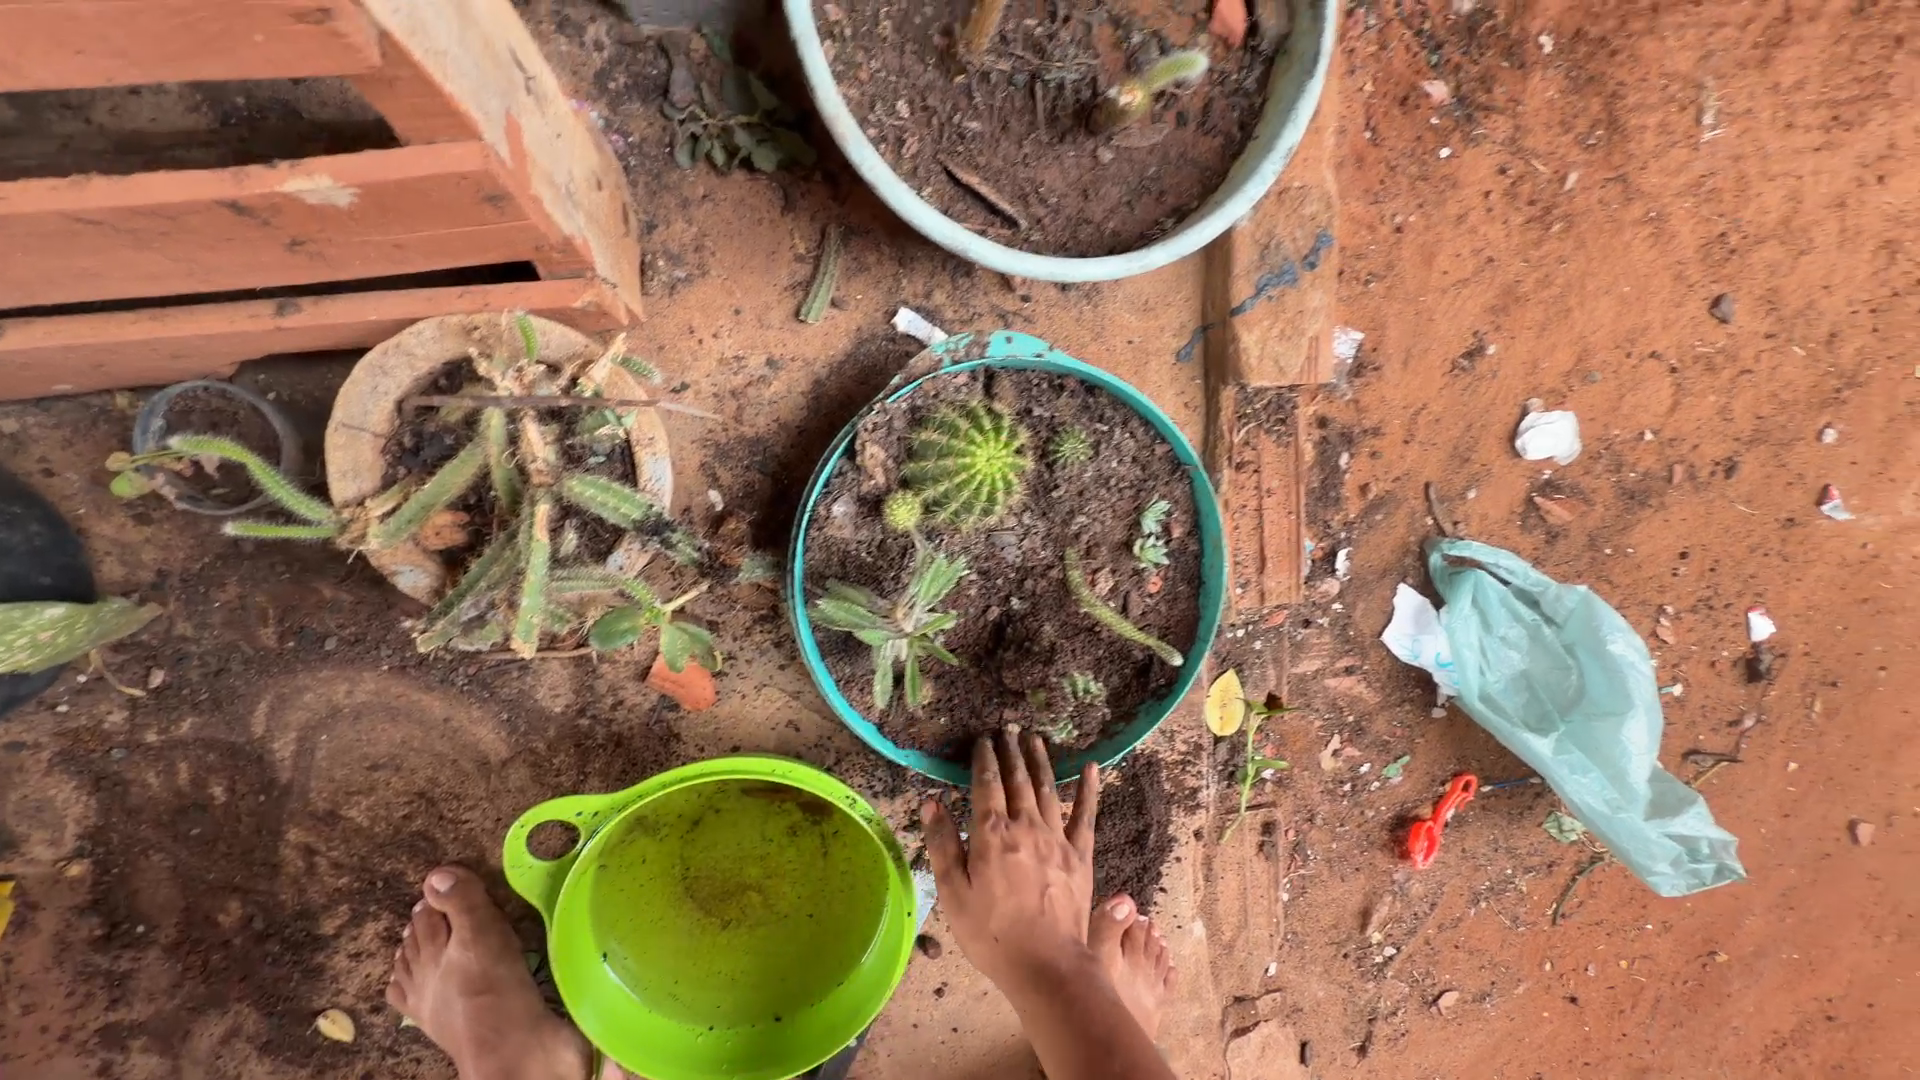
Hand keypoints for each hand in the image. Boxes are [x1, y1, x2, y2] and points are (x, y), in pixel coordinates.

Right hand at [921, 728, 1100, 990]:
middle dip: (1011, 752)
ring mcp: (1056, 839)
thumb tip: (931, 800)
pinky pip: (1085, 814)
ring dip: (1040, 761)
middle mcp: (1025, 825)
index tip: (983, 739)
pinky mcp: (1079, 855)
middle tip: (1008, 729)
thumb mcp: (953, 892)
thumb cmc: (991, 933)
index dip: (984, 759)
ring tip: (1035, 739)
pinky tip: (1092, 767)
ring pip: (1047, 789)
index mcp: (992, 833)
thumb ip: (942, 843)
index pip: (986, 784)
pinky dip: (1089, 789)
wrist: (1046, 965)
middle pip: (1017, 780)